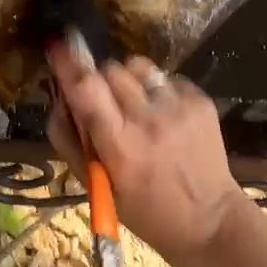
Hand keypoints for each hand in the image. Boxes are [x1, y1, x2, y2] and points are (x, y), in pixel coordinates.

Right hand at [47, 49, 249, 259]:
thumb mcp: (96, 186)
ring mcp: (178, 108)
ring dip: (127, 79)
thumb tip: (57, 98)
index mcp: (119, 146)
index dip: (68, 64)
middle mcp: (149, 121)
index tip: (57, 47)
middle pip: (109, 69)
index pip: (87, 89)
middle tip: (103, 101)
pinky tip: (161, 115)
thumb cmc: (144, 209)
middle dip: (99, 78)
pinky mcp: (200, 101)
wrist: (210, 219)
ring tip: (134, 105)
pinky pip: (164, 76)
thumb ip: (68, 140)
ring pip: (137, 65)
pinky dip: (155, 89)